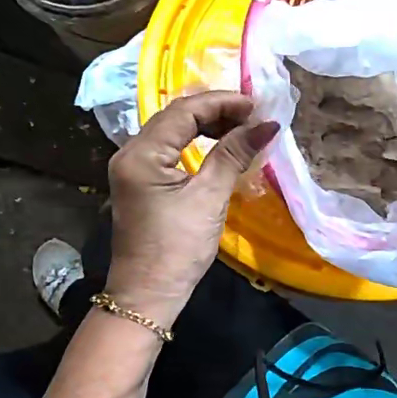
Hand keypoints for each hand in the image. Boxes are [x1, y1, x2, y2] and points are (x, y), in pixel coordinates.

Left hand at [104, 92, 278, 327]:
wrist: (147, 295)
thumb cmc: (177, 249)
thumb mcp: (208, 198)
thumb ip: (233, 155)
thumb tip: (267, 124)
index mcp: (141, 154)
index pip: (183, 111)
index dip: (221, 103)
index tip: (256, 105)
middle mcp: (129, 153)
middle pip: (174, 117)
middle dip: (214, 111)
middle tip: (252, 116)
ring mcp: (131, 168)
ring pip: (170, 131)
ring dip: (205, 126)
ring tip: (240, 129)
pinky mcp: (138, 182)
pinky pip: (167, 150)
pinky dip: (193, 143)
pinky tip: (217, 146)